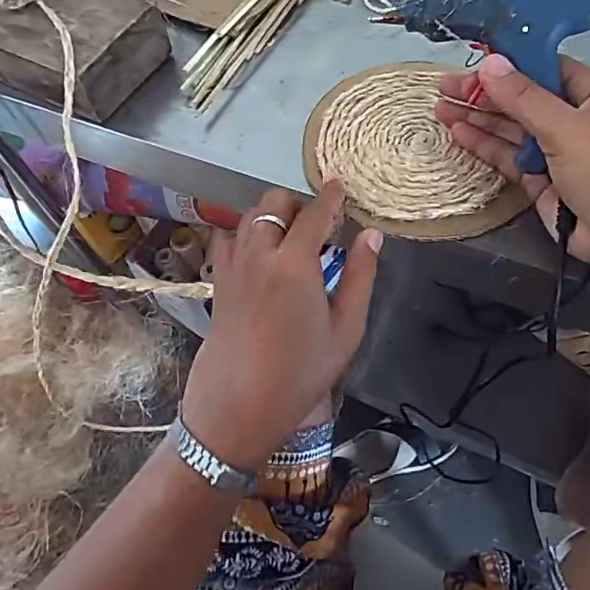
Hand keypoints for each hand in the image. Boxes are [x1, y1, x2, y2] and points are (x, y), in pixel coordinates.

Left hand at [180, 181, 381, 468]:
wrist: (238, 404)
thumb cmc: (300, 374)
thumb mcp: (345, 331)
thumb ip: (360, 277)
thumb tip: (371, 236)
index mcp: (295, 264)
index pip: (315, 213)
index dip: (330, 196)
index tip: (338, 185)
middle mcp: (258, 255)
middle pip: (273, 203)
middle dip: (297, 203)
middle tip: (317, 223)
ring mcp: (232, 267)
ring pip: (248, 218)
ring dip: (270, 216)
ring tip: (290, 238)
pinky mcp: (217, 282)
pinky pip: (228, 239)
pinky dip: (245, 234)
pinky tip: (259, 256)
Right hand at [434, 54, 589, 274]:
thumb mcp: (569, 128)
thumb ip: (524, 98)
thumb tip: (490, 63)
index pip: (546, 69)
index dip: (510, 64)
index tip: (473, 61)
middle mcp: (575, 120)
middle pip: (523, 100)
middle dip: (484, 94)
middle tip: (443, 87)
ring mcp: (558, 153)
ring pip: (512, 130)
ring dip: (478, 119)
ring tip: (440, 109)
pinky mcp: (543, 183)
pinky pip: (509, 158)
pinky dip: (485, 146)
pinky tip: (459, 134)